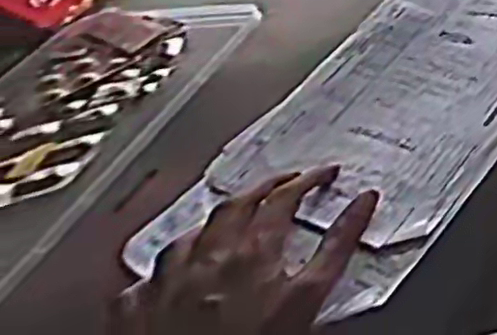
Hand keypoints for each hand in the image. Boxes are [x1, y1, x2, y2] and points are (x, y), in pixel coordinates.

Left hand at [109, 167, 378, 334]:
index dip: (308, 179)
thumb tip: (364, 201)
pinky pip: (139, 285)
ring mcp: (162, 290)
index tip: (325, 174)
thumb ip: (339, 243)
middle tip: (285, 181)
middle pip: (233, 207)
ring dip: (213, 223)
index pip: (283, 197)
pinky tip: (168, 276)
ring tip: (229, 220)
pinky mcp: (132, 320)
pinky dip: (159, 272)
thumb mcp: (310, 295)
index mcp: (251, 252)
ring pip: (185, 239)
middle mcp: (206, 261)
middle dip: (263, 187)